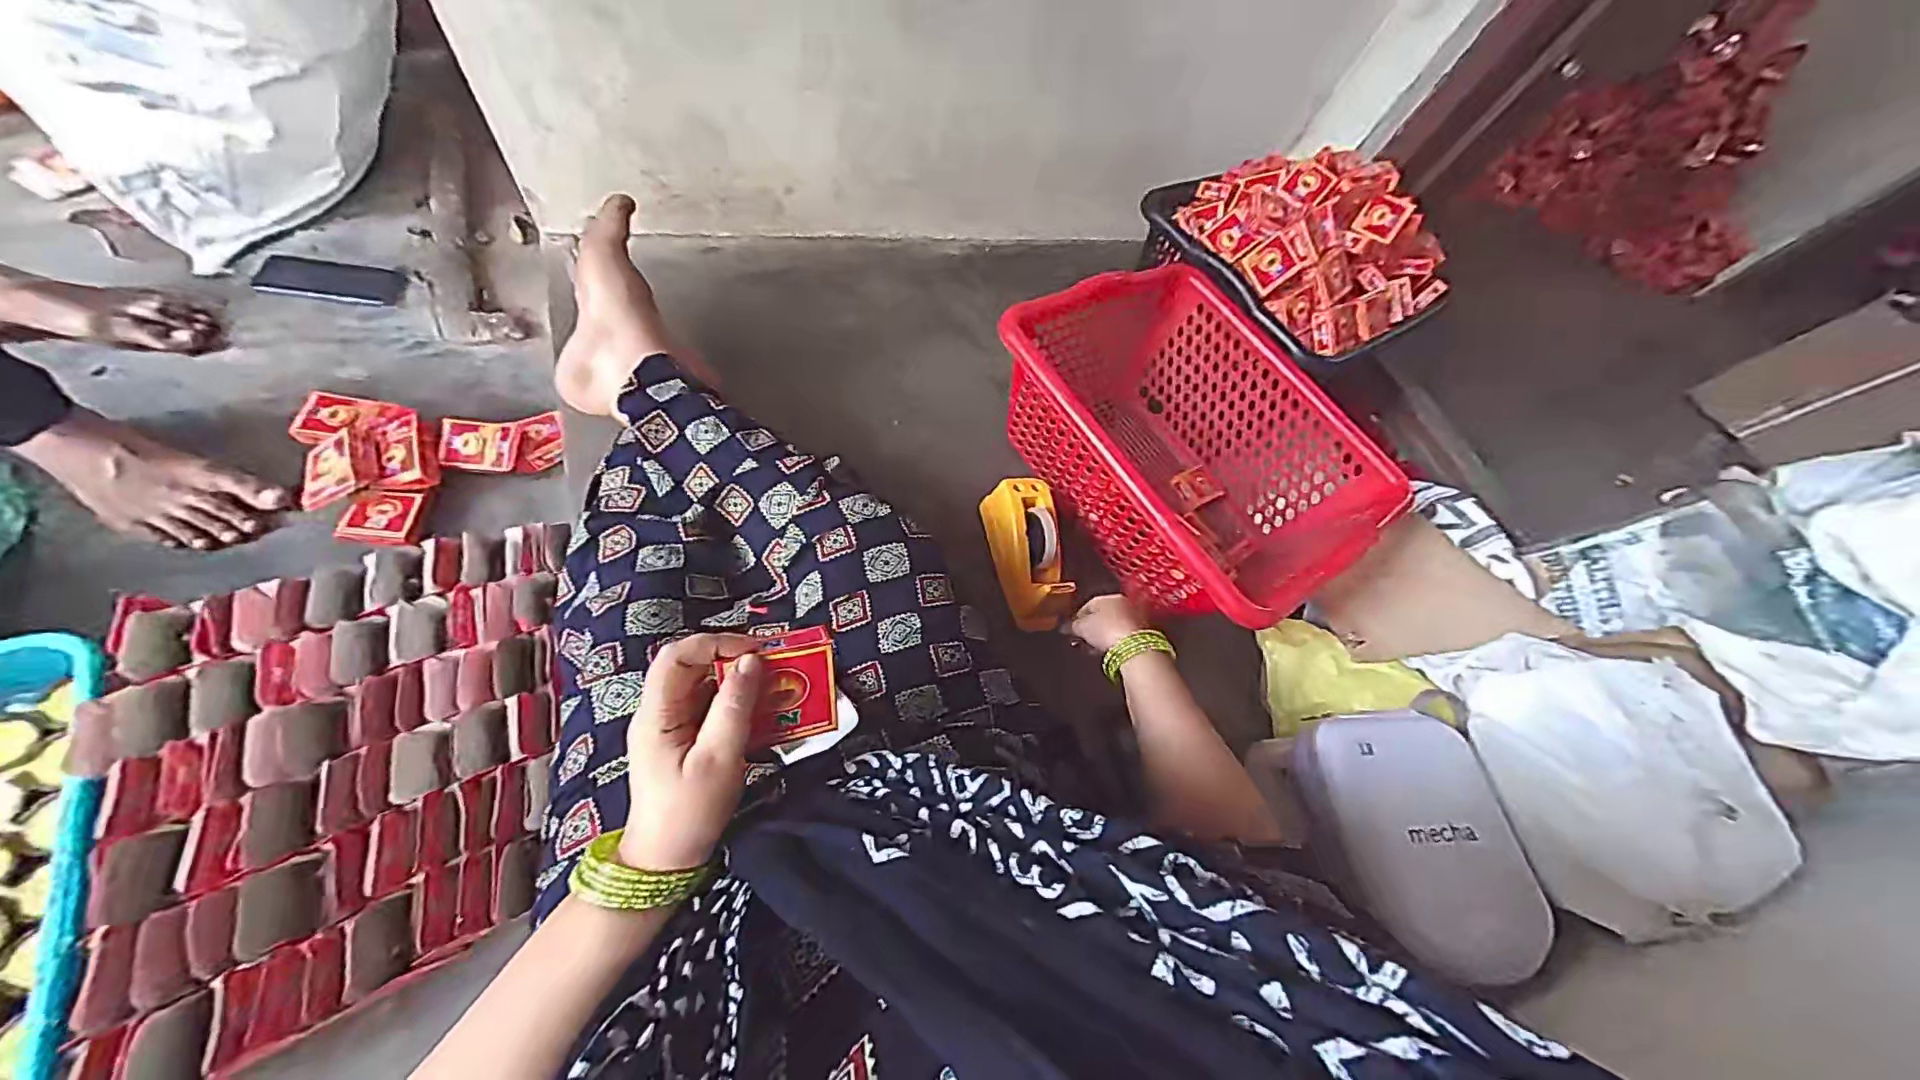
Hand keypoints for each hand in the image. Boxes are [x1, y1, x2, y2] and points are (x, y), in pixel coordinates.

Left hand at [618, 634, 767, 870]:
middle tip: (773, 664)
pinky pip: (712, 705)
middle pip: (692, 665)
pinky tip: (764, 709)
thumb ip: (735, 707)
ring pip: (705, 683)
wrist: (666, 861)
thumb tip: (752, 661)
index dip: (715, 643)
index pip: (677, 656)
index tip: (755, 651)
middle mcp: (660, 712)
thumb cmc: (689, 812)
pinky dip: (739, 701)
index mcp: (656, 714)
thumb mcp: (718, 759)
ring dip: (740, 679)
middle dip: (734, 658)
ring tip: (776, 684)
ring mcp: (672, 724)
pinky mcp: (686, 737)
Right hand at [1067, 594, 1151, 652]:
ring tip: (1097, 647)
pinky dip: (1117, 640)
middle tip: (1084, 639)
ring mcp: (1136, 615)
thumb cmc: (1106, 631)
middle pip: (1104, 614)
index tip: (1073, 629)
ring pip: (1115, 624)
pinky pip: (1125, 634)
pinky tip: (1111, 650)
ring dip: (1105, 634)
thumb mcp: (1081, 627)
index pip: (1088, 605)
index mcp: (1107, 596)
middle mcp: (1124, 602)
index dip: (1078, 618)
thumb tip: (1068, 627)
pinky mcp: (1146, 630)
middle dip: (1093, 626)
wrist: (1134, 646)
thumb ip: (1073, 625)